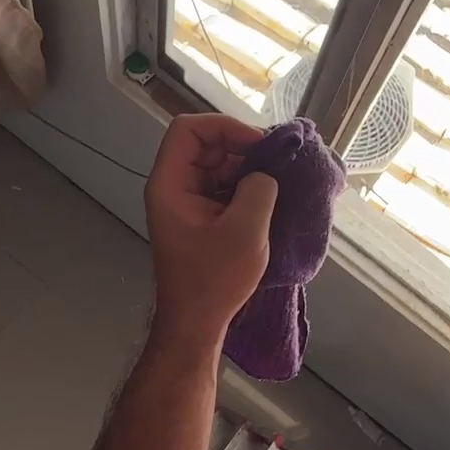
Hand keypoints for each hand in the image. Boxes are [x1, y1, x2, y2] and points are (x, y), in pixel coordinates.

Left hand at [144, 114, 278, 347]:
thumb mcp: (245, 231)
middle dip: (242, 145)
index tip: (258, 145)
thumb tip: (265, 174)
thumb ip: (258, 189)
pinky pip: (225, 183)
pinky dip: (248, 183)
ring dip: (249, 165)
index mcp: (171, 185)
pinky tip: (271, 194)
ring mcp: (189, 200)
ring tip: (279, 178)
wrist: (198, 322)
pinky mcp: (204, 214)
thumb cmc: (214, 279)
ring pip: (218, 162)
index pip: (188, 129)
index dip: (224, 127)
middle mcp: (175, 186)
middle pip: (205, 142)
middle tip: (276, 160)